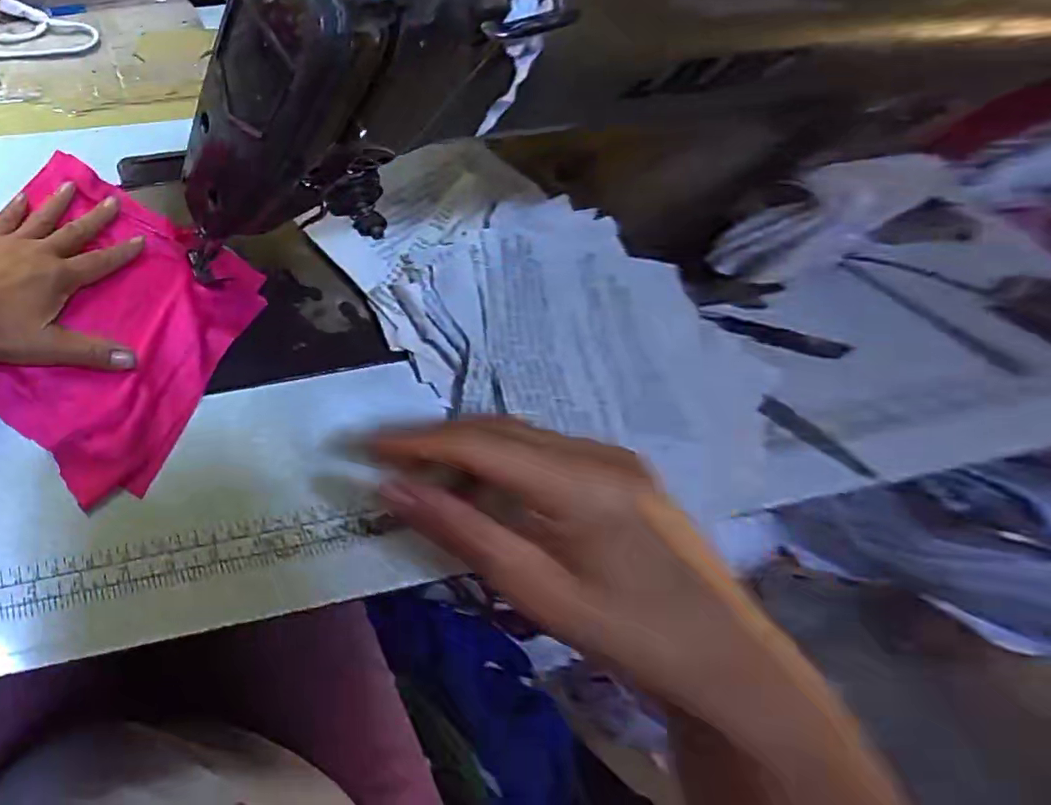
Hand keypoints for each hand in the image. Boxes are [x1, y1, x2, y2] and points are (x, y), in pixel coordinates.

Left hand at [0, 183, 143, 380]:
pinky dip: (16, 207)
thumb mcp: (50, 347)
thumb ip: (91, 351)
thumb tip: (133, 359)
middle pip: (75, 232)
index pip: (98, 263)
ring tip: (71, 185)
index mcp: (58, 277)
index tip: (140, 239)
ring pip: (42, 218)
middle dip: (96, 218)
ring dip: (58, 202)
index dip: (121, 253)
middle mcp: (40, 253)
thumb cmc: (1, 334)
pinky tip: (23, 197)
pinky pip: (6, 219)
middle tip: (114, 200)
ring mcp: (12, 243)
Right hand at [369, 419, 815, 732]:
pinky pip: (540, 448)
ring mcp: (615, 458)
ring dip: (464, 447)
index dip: (416, 440)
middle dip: (434, 439)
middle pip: (495, 429)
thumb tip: (389, 487)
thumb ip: (459, 530)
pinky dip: (497, 457)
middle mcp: (598, 454)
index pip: (478, 443)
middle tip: (386, 459)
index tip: (365, 445)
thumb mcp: (535, 590)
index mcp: (582, 484)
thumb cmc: (630, 635)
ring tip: (425, 474)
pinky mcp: (622, 471)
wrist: (737, 672)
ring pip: (516, 434)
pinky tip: (482, 486)